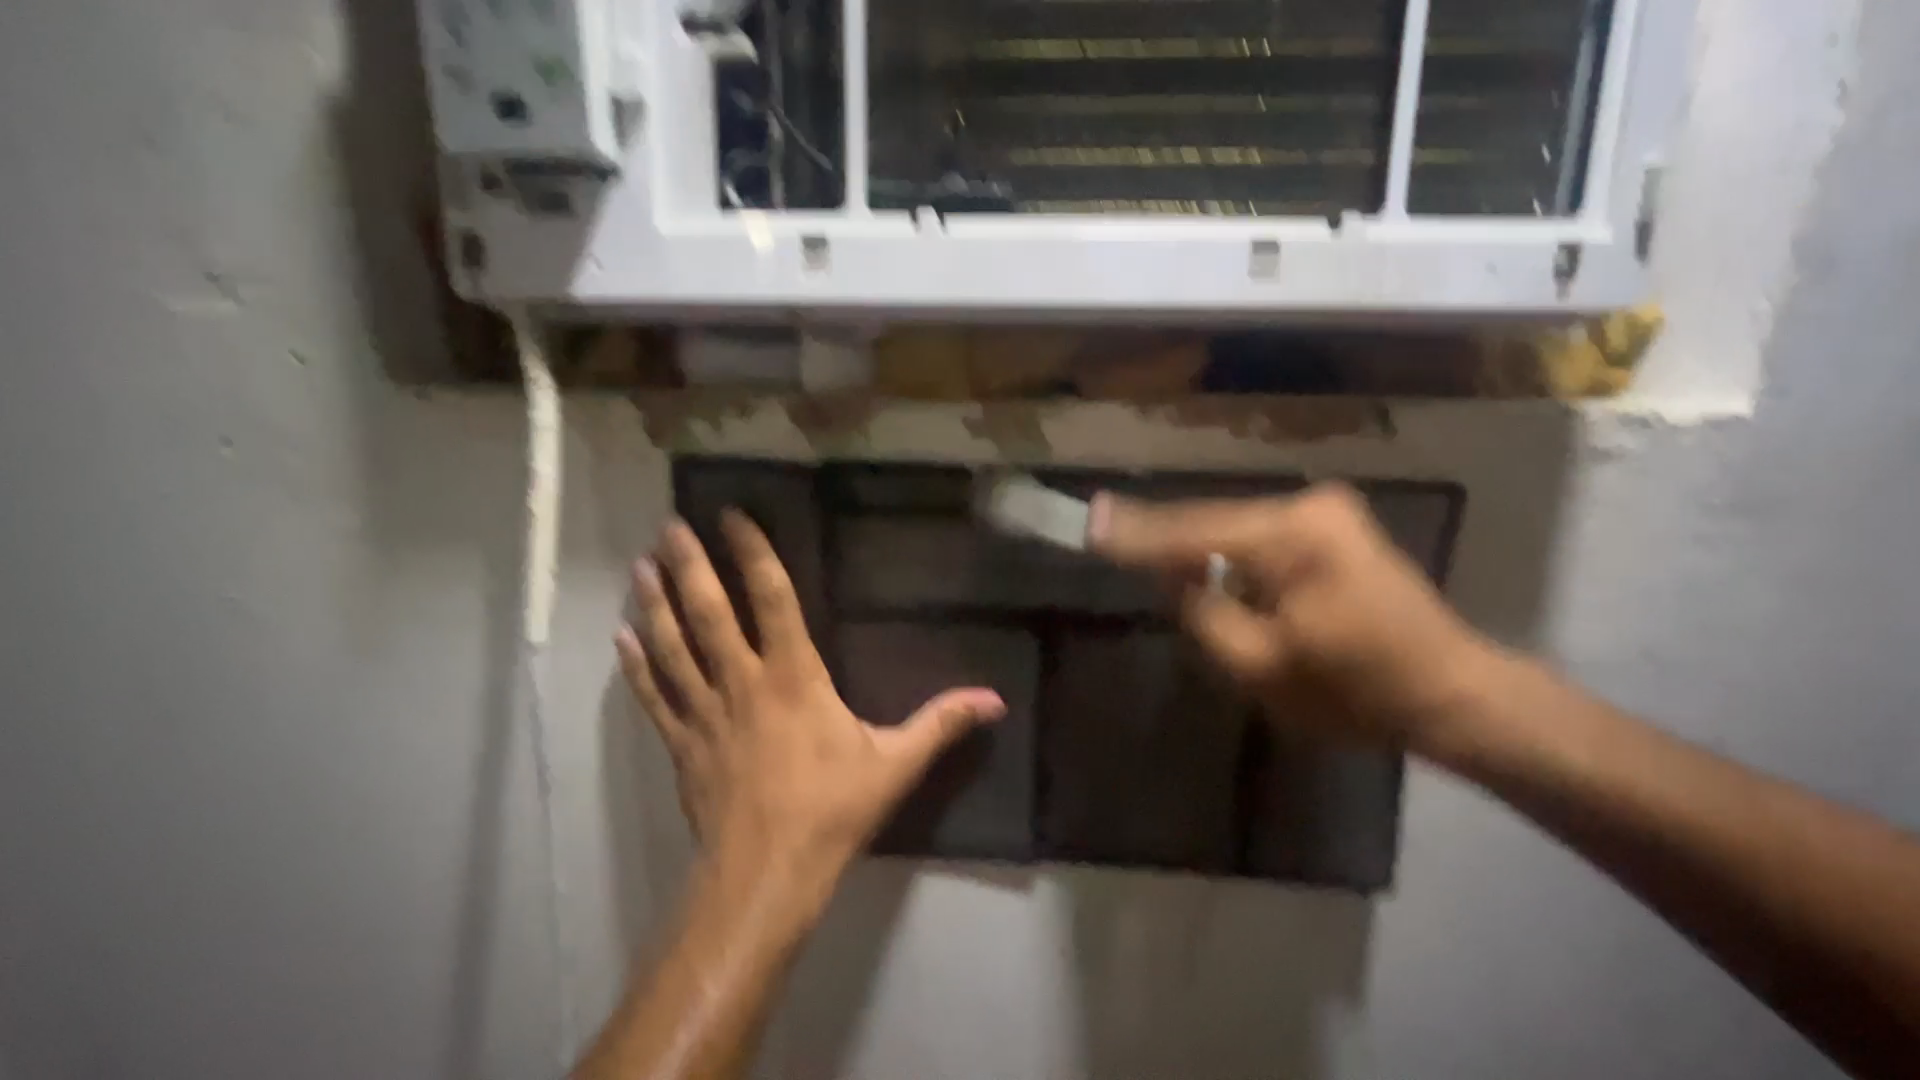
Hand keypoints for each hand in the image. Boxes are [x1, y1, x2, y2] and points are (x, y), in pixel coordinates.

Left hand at [615, 511, 1005, 892]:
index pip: (772, 599)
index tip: (731, 516)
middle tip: (667, 525)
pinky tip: (620, 640)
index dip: (752, 553)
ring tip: (640, 567)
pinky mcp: (683, 746)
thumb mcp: (896, 764)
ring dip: (655, 605)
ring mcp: (706, 714)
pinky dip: (638, 668)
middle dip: (688, 566)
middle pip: (709, 614)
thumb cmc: (833, 811)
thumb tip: (996, 700)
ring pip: (674, 648)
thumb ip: (942, 724)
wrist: (767, 873)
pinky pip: (656, 698)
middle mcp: (743, 683)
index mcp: (795, 677)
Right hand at [1090, 483, 1497, 750]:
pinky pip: (1264, 538)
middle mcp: (1310, 507)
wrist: (1452, 693)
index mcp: (1291, 538)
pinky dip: (1235, 557)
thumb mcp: (1259, 667)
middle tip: (1111, 542)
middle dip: (1169, 543)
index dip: (1137, 533)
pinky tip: (1210, 573)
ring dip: (1203, 552)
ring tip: (1152, 564)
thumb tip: (1173, 574)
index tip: (1089, 522)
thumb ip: (1203, 612)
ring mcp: (1330, 513)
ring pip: (1237, 530)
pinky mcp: (1339, 529)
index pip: (1192, 530)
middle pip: (1214, 523)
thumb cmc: (1354, 692)